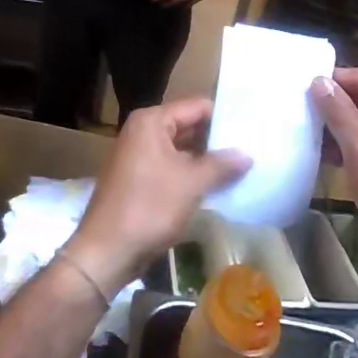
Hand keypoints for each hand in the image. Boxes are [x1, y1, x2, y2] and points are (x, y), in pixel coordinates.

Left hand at [64, 98, 250, 286]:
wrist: (106, 251)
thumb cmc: (149, 207)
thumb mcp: (191, 184)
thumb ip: (221, 165)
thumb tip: (246, 154)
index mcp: (151, 121)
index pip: (196, 106)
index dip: (223, 116)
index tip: (250, 127)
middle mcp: (142, 131)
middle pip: (187, 125)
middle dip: (216, 139)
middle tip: (250, 147)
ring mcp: (138, 155)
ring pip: (180, 148)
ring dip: (205, 158)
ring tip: (240, 166)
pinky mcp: (137, 178)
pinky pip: (170, 166)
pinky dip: (190, 173)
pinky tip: (215, 184)